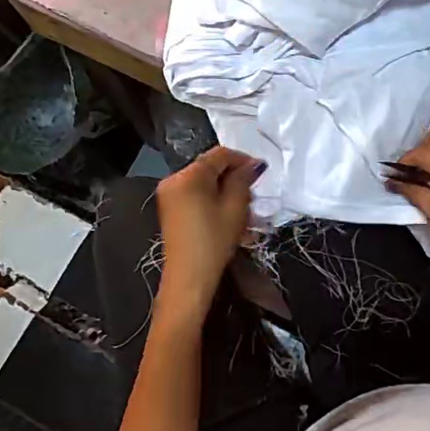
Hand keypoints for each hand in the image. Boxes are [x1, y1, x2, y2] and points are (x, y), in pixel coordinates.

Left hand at [155, 147, 264, 302]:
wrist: (189, 276)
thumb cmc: (214, 240)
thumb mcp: (235, 207)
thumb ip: (243, 179)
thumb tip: (251, 165)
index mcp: (189, 175)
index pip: (219, 154)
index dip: (242, 159)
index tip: (260, 171)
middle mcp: (174, 178)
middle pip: (209, 168)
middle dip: (233, 178)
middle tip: (253, 195)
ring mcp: (168, 194)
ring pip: (203, 182)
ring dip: (224, 190)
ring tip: (244, 209)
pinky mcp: (169, 208)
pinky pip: (194, 194)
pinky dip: (212, 199)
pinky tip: (227, 215)